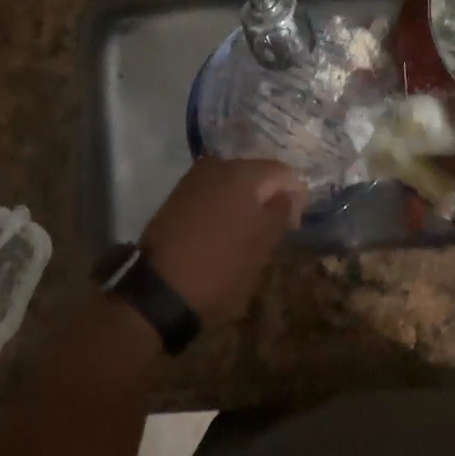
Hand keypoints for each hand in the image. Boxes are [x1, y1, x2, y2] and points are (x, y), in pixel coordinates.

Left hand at [141, 157, 308, 323]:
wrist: (159, 289)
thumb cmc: (221, 268)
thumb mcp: (262, 247)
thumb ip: (281, 213)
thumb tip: (290, 194)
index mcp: (243, 174)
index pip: (283, 172)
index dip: (295, 195)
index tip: (294, 224)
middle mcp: (217, 166)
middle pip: (256, 173)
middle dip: (269, 195)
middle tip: (274, 228)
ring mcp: (193, 179)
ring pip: (232, 182)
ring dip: (245, 201)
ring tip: (249, 231)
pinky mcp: (177, 195)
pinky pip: (212, 191)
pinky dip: (224, 204)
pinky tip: (225, 228)